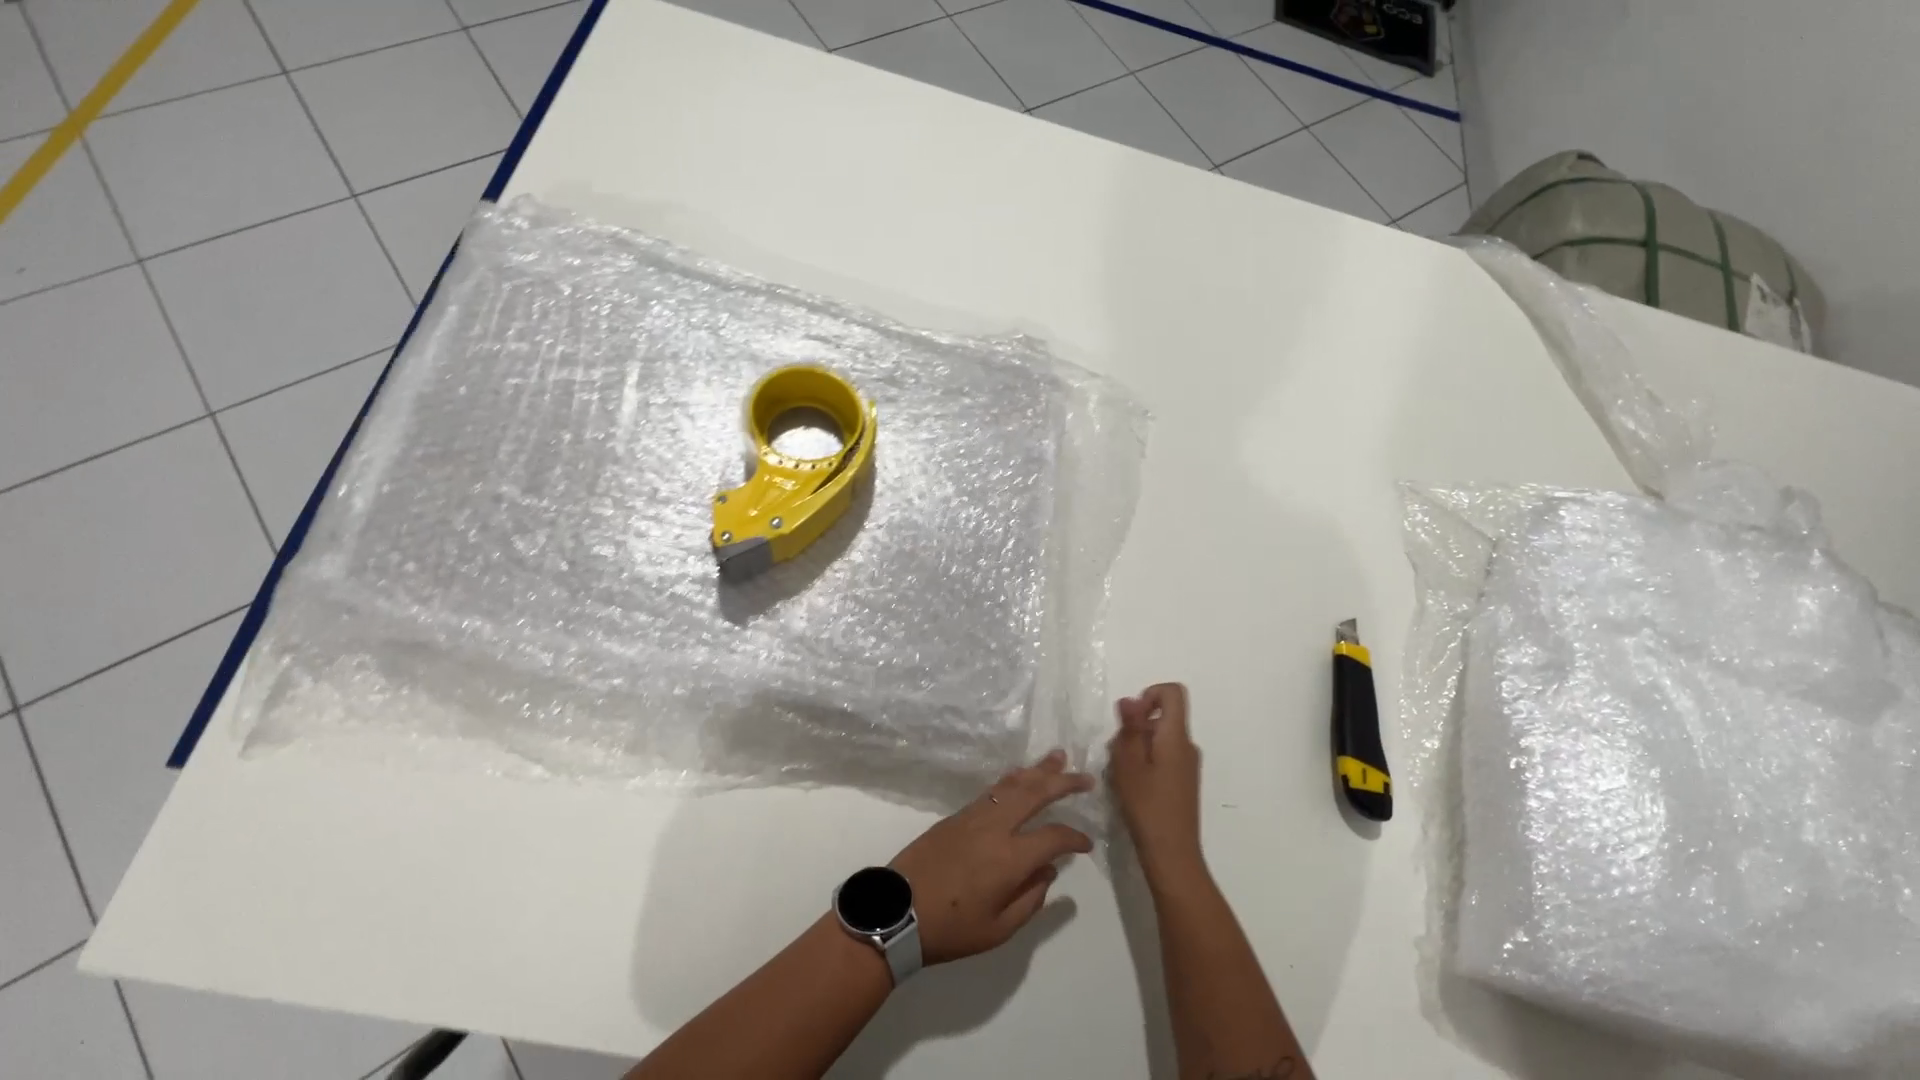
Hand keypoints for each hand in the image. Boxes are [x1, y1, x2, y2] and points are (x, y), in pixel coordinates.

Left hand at [887, 750, 1093, 964]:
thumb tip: (1048, 870)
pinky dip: (1011, 780)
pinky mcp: (955, 817)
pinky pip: (991, 791)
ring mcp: (972, 818)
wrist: (896, 912)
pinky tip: (1019, 777)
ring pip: (1011, 785)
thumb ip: (1030, 899)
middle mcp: (995, 828)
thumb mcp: (999, 929)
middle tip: (1085, 777)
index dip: (1075, 838)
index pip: (1054, 837)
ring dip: (1036, 771)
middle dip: (1063, 782)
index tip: (1086, 844)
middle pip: (1035, 793)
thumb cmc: (951, 929)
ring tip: (1057, 757)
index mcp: (1010, 858)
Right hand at [1108, 683, 1205, 883]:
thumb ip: (1130, 728)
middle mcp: (1187, 746)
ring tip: (1122, 774)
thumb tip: (1130, 698)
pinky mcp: (1183, 781)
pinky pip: (1162, 756)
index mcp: (1176, 737)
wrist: (1171, 853)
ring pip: (1159, 738)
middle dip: (1134, 727)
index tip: (1130, 720)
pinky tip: (1132, 786)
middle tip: (1118, 755)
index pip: (1172, 693)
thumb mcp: (1128, 764)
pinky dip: (1144, 762)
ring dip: (1136, 747)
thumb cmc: (1146, 806)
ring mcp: (1187, 764)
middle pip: (1162, 717)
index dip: (1149, 695)